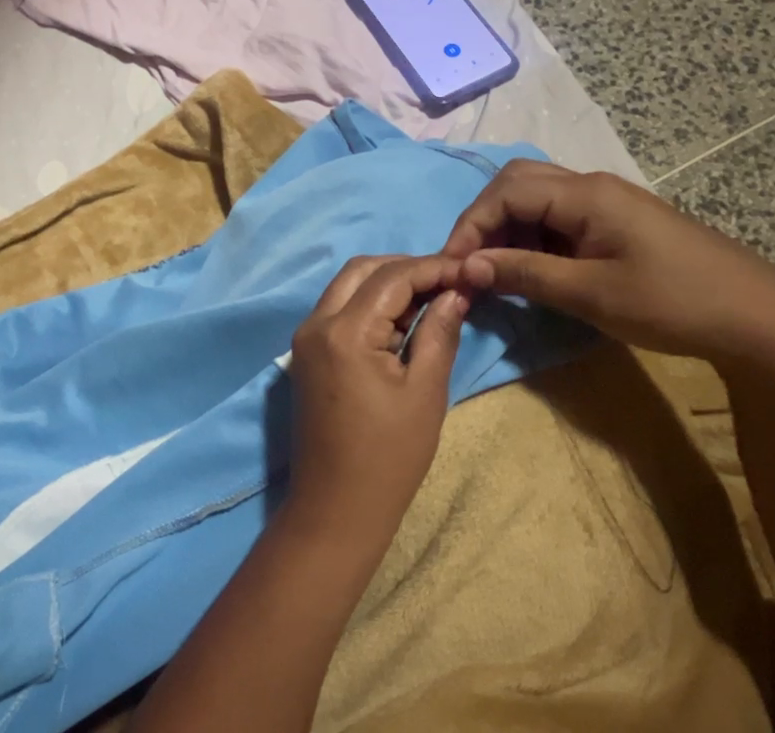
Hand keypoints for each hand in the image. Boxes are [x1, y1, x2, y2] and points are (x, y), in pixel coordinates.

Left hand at [285, 255, 467, 536]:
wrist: (337, 506)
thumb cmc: (389, 455)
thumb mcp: (424, 392)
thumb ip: (438, 334)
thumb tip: (456, 293)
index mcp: (344, 331)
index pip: (391, 277)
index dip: (432, 268)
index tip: (468, 270)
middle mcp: (315, 324)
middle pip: (362, 271)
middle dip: (406, 269)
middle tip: (449, 283)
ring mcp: (305, 339)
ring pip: (346, 287)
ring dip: (387, 285)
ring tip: (433, 300)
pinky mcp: (306, 355)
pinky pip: (338, 311)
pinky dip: (370, 306)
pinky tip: (403, 322)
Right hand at [441, 160, 774, 367]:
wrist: (759, 321)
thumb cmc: (673, 304)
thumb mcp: (590, 294)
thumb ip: (524, 274)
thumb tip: (464, 265)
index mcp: (586, 195)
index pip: (505, 193)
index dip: (469, 227)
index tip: (450, 268)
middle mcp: (593, 187)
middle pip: (518, 184)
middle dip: (484, 221)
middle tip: (469, 265)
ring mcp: (609, 204)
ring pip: (538, 200)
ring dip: (508, 231)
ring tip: (497, 274)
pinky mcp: (620, 224)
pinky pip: (560, 219)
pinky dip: (534, 240)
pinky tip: (535, 272)